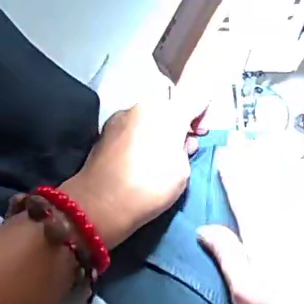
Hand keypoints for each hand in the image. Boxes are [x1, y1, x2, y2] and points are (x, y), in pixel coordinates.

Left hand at [59, 97, 207, 248]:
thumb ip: (185, 147)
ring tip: (157, 156)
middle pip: (169, 106)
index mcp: (168, 111)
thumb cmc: (150, 187)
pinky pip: (131, 126)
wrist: (100, 203)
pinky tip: (137, 159)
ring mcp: (121, 115)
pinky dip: (139, 136)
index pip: (195, 99)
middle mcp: (143, 105)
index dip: (203, 114)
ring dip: (156, 129)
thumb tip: (181, 140)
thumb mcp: (182, 171)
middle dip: (177, 122)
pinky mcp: (105, 129)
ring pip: (148, 116)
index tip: (201, 132)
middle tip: (181, 146)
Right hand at [197, 140, 303, 303]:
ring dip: (286, 168)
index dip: (232, 172)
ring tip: (278, 150)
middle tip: (246, 139)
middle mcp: (291, 225)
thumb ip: (229, 257)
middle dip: (256, 161)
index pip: (243, 195)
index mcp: (264, 236)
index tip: (223, 151)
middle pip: (271, 186)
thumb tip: (206, 228)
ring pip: (300, 190)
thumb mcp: (247, 296)